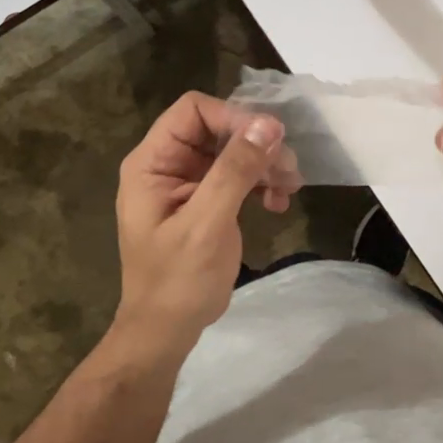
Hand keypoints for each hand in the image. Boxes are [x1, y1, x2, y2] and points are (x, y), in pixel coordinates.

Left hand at [113, 92, 285, 355]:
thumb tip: (269, 124)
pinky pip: (237, 176)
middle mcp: (167, 164)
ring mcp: (187, 183)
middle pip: (217, 129)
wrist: (166, 332)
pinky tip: (278, 204)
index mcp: (152, 162)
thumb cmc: (178, 280)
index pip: (193, 111)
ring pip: (233, 151)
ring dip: (264, 164)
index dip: (233, 118)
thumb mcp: (207, 224)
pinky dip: (260, 184)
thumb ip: (235, 172)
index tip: (269, 141)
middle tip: (288, 170)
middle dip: (255, 144)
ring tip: (290, 188)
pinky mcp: (206, 201)